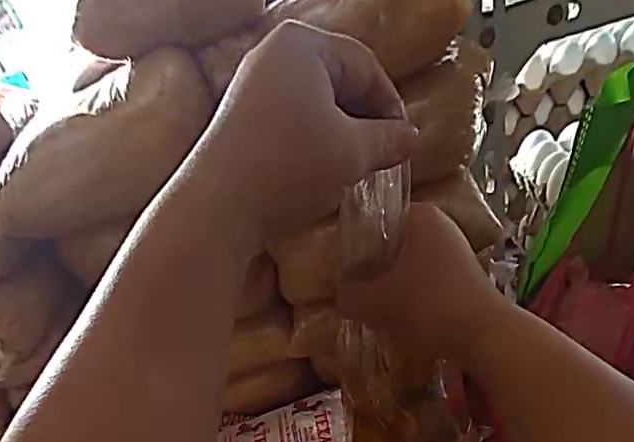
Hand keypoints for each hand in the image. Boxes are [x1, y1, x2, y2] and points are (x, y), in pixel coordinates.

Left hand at [188, 22, 415, 247]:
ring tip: (359, 167)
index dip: (392, 105)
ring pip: (317, 103)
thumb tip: (412, 137)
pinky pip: (295, 119)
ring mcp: (255, 85)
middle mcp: (275, 53)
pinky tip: (325, 171)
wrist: (221, 204)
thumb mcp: (351, 153)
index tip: (406, 144)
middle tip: (385, 156)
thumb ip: (388, 140)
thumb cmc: (290, 167)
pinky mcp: (244, 117)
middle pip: (340, 80)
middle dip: (367, 118)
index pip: (366, 65)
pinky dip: (318, 141)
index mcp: (304, 45)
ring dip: (344, 133)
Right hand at [337, 203, 508, 364]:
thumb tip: (339, 295)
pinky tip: (405, 320)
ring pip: (413, 267)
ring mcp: (458, 254)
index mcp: (419, 215)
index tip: (344, 270)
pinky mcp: (468, 281)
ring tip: (377, 309)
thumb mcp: (377, 303)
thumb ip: (351, 295)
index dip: (356, 245)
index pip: (376, 220)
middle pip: (395, 245)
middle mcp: (442, 227)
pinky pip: (431, 285)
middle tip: (357, 292)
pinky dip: (416, 299)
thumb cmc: (428, 307)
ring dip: (396, 287)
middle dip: (376, 269)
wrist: (485, 336)